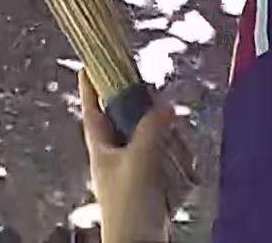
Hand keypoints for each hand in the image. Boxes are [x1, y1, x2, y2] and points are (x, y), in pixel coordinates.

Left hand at [79, 72, 180, 242]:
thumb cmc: (129, 206)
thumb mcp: (140, 158)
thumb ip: (152, 126)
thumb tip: (165, 107)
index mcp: (101, 150)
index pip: (91, 111)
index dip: (89, 88)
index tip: (87, 66)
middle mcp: (113, 158)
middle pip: (123, 120)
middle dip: (141, 107)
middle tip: (153, 94)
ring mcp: (129, 171)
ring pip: (146, 137)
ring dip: (163, 133)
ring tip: (176, 133)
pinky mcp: (147, 185)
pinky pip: (160, 158)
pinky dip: (173, 153)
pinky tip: (183, 158)